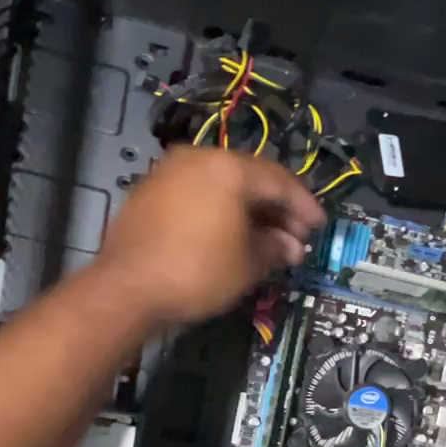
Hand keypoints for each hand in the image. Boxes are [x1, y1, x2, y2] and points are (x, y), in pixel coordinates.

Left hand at [84, 147, 325, 325]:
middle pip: (249, 180)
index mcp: (229, 168)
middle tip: (293, 239)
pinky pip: (197, 198)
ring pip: (221, 188)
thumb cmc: (196, 272)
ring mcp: (169, 173)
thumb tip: (290, 247)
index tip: (318, 226)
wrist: (127, 288)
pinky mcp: (149, 194)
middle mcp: (198, 159)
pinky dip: (218, 215)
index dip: (303, 205)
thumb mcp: (247, 265)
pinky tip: (226, 240)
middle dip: (275, 211)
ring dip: (247, 214)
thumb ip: (275, 249)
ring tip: (263, 245)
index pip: (279, 180)